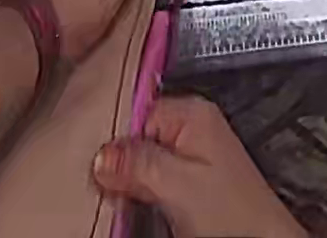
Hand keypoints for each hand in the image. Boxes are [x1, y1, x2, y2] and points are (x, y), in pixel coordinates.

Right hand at [93, 96, 308, 237]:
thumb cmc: (232, 216)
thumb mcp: (180, 185)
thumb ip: (140, 163)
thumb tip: (100, 154)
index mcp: (192, 112)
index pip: (138, 110)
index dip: (116, 137)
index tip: (94, 162)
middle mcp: (192, 126)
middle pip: (140, 133)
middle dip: (120, 159)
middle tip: (101, 183)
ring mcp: (192, 154)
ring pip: (145, 158)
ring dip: (129, 178)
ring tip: (112, 193)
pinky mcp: (191, 182)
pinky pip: (155, 177)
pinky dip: (141, 190)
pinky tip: (132, 202)